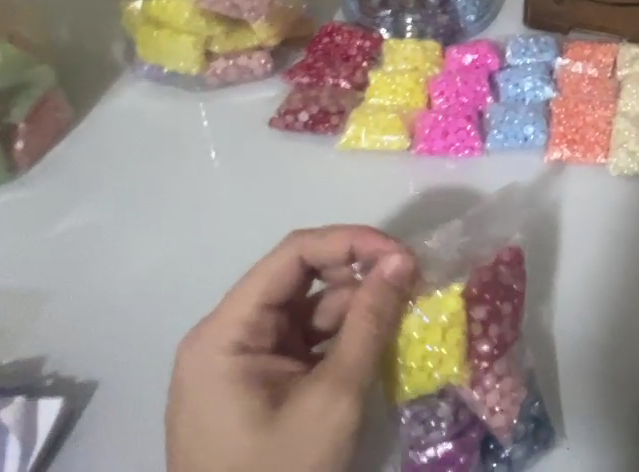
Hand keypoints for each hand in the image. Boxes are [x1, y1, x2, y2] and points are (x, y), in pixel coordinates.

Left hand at [167, 225, 416, 471]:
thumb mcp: (334, 396)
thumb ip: (370, 322)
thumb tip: (403, 260)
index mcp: (227, 332)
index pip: (293, 255)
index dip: (352, 242)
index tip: (403, 257)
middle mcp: (228, 336)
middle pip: (301, 278)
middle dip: (359, 276)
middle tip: (412, 284)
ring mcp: (242, 361)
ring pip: (309, 309)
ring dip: (357, 308)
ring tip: (403, 317)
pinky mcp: (259, 384)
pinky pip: (307, 340)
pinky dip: (345, 337)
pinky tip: (379, 343)